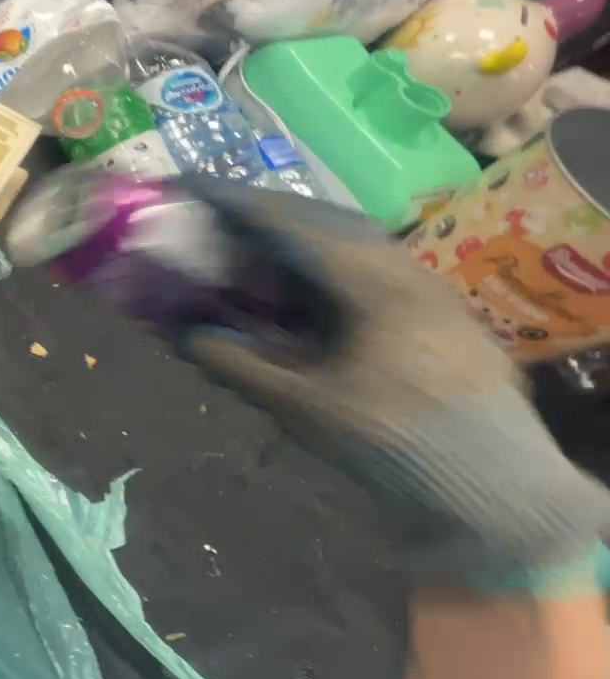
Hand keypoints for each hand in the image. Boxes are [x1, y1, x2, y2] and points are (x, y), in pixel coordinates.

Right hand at [179, 180, 609, 587]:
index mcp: (374, 287)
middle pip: (325, 221)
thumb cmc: (390, 442)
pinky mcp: (437, 316)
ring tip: (247, 244)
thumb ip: (235, 363)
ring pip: (352, 243)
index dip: (235, 203)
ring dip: (294, 236)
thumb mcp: (297, 405)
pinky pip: (369, 268)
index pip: (292, 225)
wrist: (495, 491)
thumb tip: (182, 334)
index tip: (188, 187)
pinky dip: (320, 263)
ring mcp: (430, 294)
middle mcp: (407, 275)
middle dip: (264, 212)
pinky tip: (296, 285)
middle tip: (211, 211)